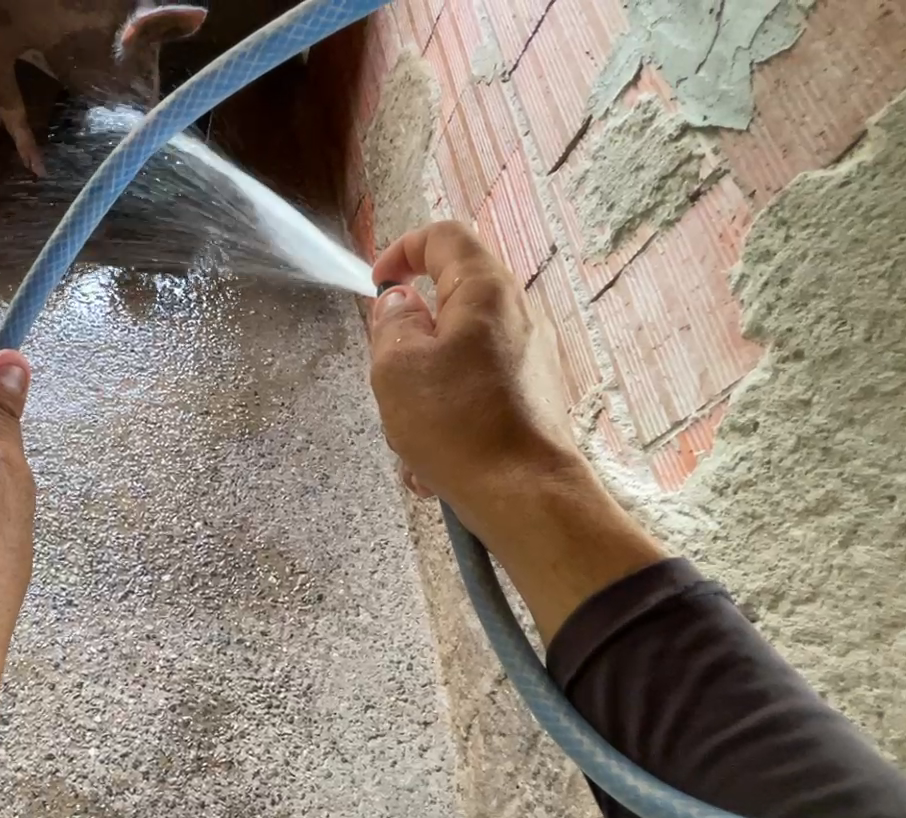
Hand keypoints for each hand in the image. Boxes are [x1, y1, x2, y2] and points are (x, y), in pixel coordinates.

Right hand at [367, 222, 579, 532]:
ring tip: (408, 432)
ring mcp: (529, 355)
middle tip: (387, 375)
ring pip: (454, 352)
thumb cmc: (455, 425)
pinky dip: (444, 413)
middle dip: (406, 336)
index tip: (375, 284)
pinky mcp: (530, 393)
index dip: (401, 250)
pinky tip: (432, 458)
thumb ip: (390, 324)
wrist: (523, 492)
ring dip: (420, 386)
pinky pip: (472, 388)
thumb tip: (399, 304)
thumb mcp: (396, 368)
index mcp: (485, 291)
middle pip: (447, 300)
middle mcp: (516, 313)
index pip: (443, 237)